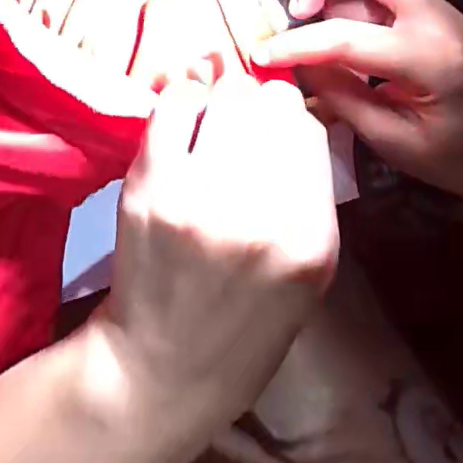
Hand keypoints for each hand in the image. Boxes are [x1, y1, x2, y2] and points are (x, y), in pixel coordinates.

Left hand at [89, 75, 339, 438]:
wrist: (164, 367)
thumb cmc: (245, 323)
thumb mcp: (308, 271)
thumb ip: (313, 193)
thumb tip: (297, 113)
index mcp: (310, 238)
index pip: (307, 128)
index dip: (290, 113)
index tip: (274, 119)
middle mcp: (261, 215)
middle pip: (269, 104)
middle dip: (256, 101)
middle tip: (239, 115)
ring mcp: (201, 198)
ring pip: (226, 95)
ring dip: (221, 95)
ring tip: (212, 110)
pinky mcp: (150, 189)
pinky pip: (174, 105)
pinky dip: (181, 96)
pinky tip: (182, 112)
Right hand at [249, 0, 462, 204]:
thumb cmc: (452, 157)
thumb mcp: (390, 140)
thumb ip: (340, 96)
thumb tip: (292, 65)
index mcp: (432, 58)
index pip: (349, 37)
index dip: (297, 45)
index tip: (262, 55)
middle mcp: (436, 18)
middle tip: (296, 13)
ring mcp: (435, 8)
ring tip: (310, 29)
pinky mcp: (426, 9)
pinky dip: (345, 1)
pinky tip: (335, 35)